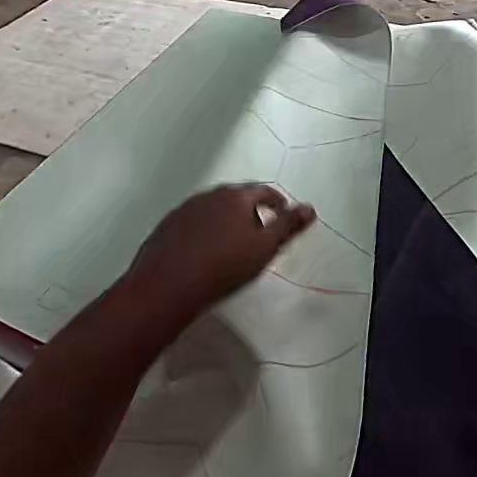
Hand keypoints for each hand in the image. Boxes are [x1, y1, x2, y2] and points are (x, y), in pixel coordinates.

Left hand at [112, 184, 316, 330]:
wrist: (168, 286)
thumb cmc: (223, 267)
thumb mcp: (264, 248)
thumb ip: (288, 226)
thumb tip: (309, 207)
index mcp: (235, 197)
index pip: (263, 191)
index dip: (277, 202)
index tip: (284, 215)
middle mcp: (208, 195)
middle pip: (236, 198)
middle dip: (251, 212)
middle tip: (260, 234)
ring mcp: (184, 209)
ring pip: (212, 209)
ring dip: (225, 221)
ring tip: (233, 245)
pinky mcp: (167, 226)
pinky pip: (193, 223)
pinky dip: (204, 231)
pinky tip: (204, 253)